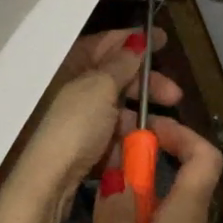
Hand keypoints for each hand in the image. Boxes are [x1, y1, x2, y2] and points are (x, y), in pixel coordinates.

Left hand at [19, 27, 182, 193]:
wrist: (48, 182)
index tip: (164, 40)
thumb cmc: (74, 124)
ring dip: (141, 116)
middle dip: (146, 84)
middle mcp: (70, 89)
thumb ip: (121, 63)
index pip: (104, 43)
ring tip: (162, 130)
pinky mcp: (81, 149)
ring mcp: (76, 121)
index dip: (133, 40)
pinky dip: (128, 139)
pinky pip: (112, 137)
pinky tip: (145, 148)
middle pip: (115, 78)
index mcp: (68, 66)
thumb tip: (136, 42)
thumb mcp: (100, 87)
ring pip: (117, 111)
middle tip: (174, 95)